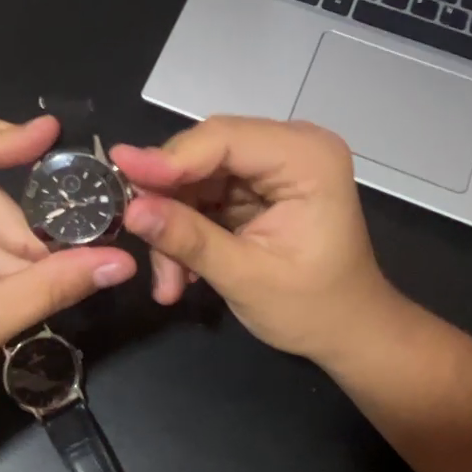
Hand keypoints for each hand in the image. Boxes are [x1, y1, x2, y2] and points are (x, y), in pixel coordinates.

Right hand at [111, 117, 416, 366]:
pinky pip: (203, 195)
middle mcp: (290, 147)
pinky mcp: (256, 185)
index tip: (120, 174)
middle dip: (168, 199)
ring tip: (169, 280)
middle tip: (136, 234)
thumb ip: (188, 239)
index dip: (168, 158)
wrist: (350, 332)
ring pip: (195, 177)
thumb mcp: (246, 277)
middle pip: (204, 153)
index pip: (223, 139)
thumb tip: (131, 210)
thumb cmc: (314, 309)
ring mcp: (272, 164)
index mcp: (306, 158)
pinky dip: (187, 230)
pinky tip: (180, 273)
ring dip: (174, 224)